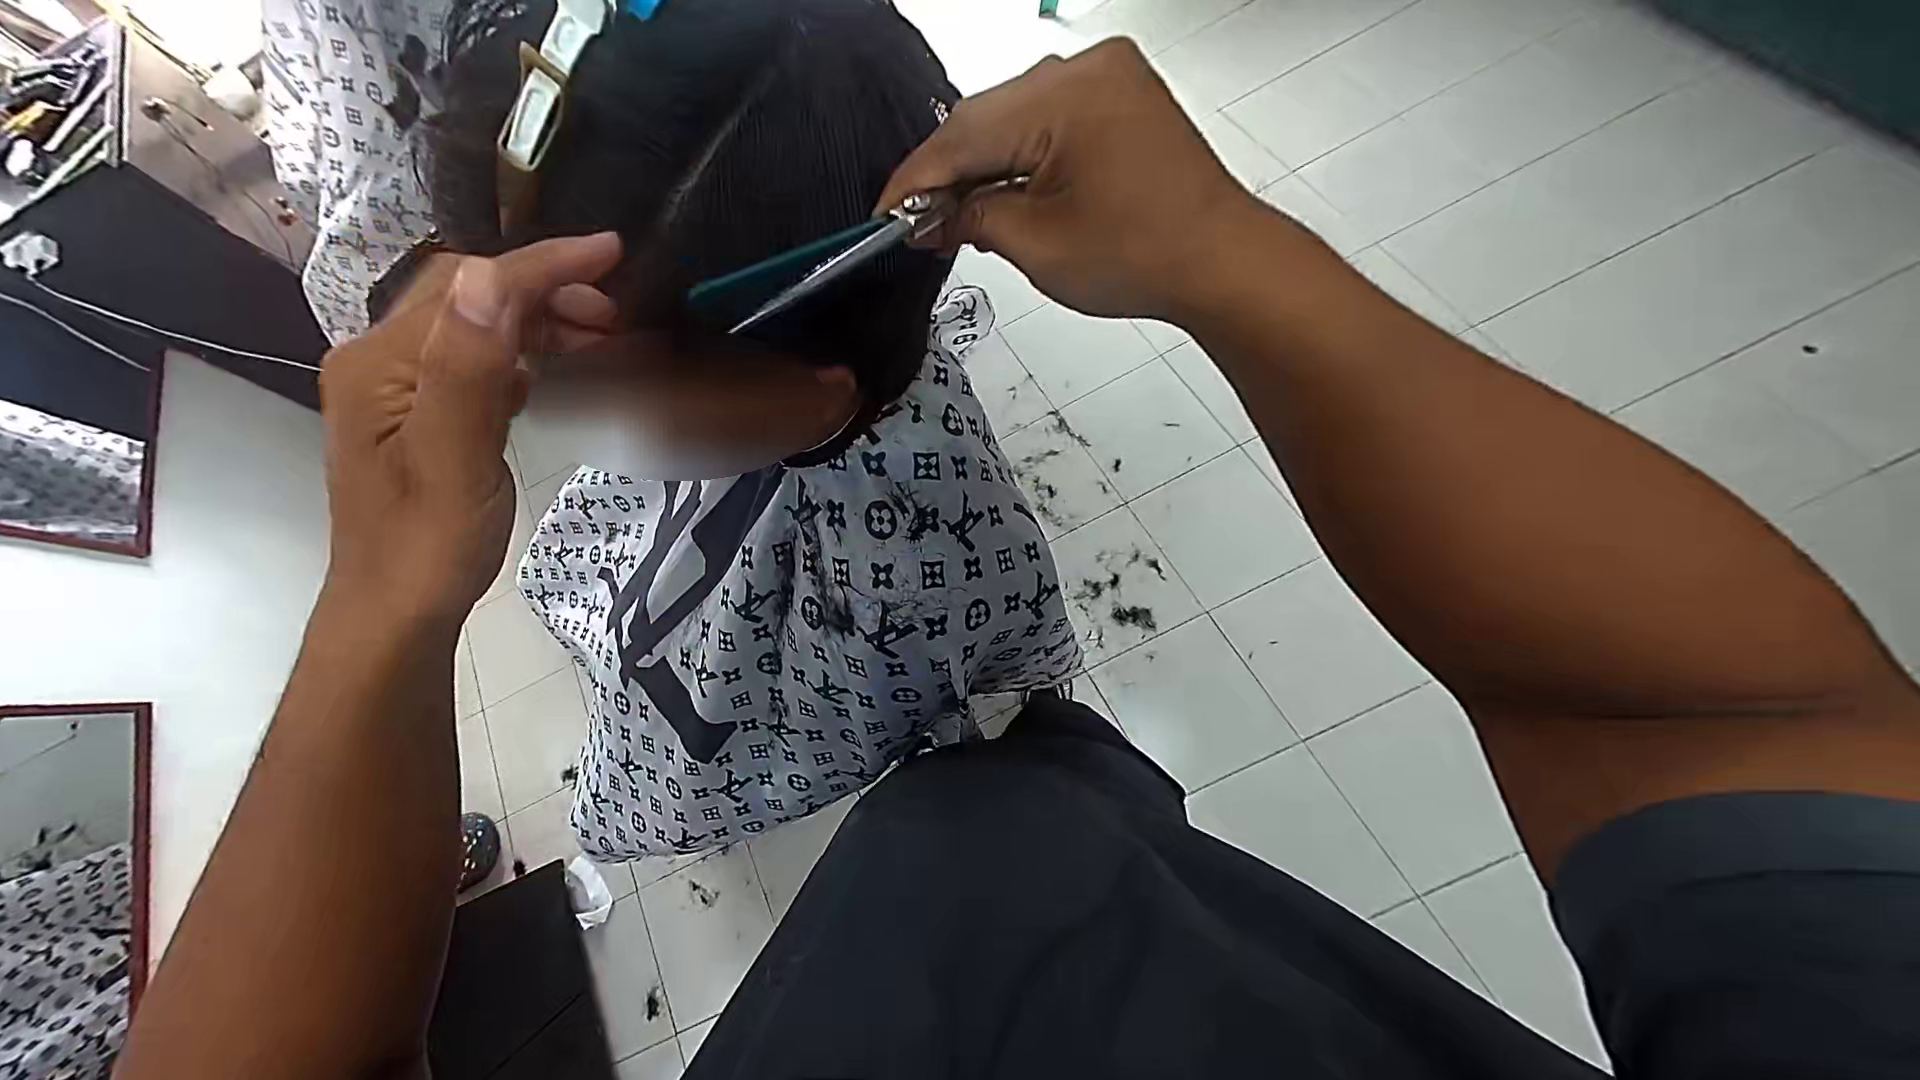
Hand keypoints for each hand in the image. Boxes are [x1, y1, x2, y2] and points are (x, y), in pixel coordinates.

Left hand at [318, 233, 623, 621]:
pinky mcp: (428, 411)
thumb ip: (471, 371)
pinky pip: (483, 359)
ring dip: (543, 317)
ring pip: (481, 325)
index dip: (544, 265)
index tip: (611, 252)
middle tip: (616, 314)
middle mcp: (385, 361)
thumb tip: (495, 282)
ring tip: (603, 334)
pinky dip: (529, 349)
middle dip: (548, 288)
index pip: (472, 288)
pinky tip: (559, 364)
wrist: (398, 605)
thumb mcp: (456, 461)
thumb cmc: (430, 543)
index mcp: (384, 364)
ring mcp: (405, 387)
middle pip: (473, 296)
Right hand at [875, 38, 1297, 321]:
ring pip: (1015, 120)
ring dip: (981, 168)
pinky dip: (1019, 160)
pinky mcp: (1120, 101)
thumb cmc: (1138, 258)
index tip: (883, 214)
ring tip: (951, 218)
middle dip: (946, 176)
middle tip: (915, 224)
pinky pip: (1049, 123)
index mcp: (1064, 96)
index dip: (915, 180)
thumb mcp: (1037, 246)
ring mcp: (1108, 79)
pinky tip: (997, 194)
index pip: (962, 134)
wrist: (1217, 263)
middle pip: (986, 119)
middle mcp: (1085, 69)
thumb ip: (975, 219)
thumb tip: (935, 217)